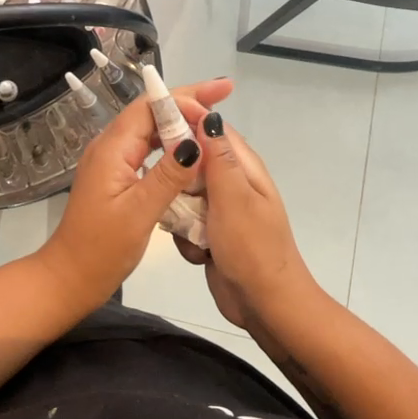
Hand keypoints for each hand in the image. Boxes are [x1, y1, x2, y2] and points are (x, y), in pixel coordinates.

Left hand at [37, 77, 232, 305]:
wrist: (70, 277)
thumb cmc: (102, 247)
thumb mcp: (140, 212)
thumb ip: (169, 175)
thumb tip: (198, 140)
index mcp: (112, 149)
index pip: (149, 108)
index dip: (184, 97)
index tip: (217, 96)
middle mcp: (109, 148)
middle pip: (149, 113)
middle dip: (186, 101)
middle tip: (224, 92)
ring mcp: (111, 163)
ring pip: (148, 130)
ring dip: (180, 121)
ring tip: (213, 116)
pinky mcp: (116, 178)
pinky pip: (146, 150)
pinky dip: (170, 144)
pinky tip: (190, 151)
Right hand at [174, 112, 317, 331]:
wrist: (266, 305)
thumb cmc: (252, 248)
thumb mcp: (234, 197)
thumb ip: (218, 156)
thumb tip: (209, 112)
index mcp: (243, 167)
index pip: (211, 127)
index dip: (183, 120)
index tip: (152, 125)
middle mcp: (231, 183)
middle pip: (191, 161)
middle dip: (176, 176)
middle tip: (168, 191)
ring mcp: (220, 210)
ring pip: (182, 194)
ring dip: (179, 212)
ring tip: (186, 229)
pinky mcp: (210, 233)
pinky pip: (184, 223)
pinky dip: (185, 236)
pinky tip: (196, 252)